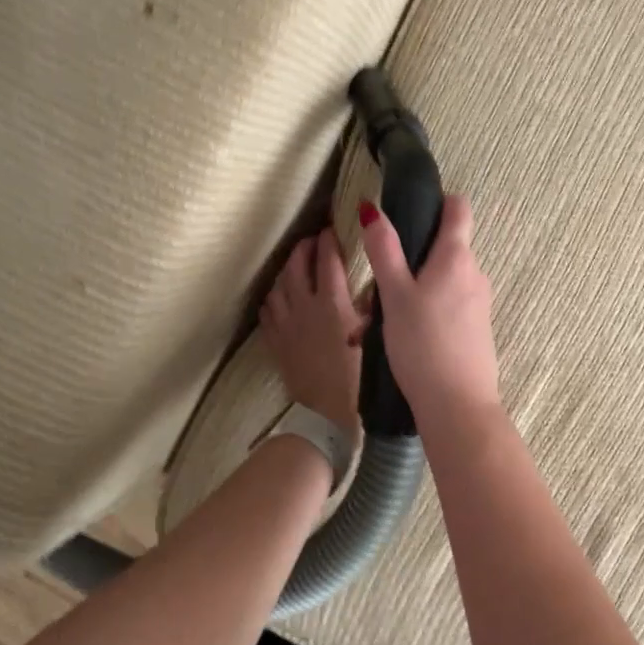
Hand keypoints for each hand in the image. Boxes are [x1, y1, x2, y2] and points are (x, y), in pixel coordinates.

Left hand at [259, 229, 366, 433]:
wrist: (325, 414)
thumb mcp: (375, 337)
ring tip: (297, 265)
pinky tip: (281, 298)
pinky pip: (268, 310)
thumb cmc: (358, 377)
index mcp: (333, 303)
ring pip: (279, 284)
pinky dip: (274, 297)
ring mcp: (286, 324)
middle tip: (313, 240)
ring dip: (287, 269)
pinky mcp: (276, 341)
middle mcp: (305, 306)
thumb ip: (372, 307)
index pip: (327, 258)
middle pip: (297, 265)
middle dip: (304, 247)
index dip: (329, 240)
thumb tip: (374, 286)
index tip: (333, 229)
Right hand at [356, 195, 501, 419]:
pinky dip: (418, 316)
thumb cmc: (424, 345)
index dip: (435, 202)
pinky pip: (443, 308)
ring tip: (370, 327)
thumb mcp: (395, 295)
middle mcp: (474, 274)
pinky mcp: (475, 329)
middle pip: (437, 251)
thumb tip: (374, 210)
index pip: (458, 207)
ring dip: (404, 296)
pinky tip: (392, 344)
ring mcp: (478, 303)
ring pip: (436, 283)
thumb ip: (384, 251)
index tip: (406, 214)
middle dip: (402, 264)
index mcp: (457, 257)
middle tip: (370, 295)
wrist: (458, 407)